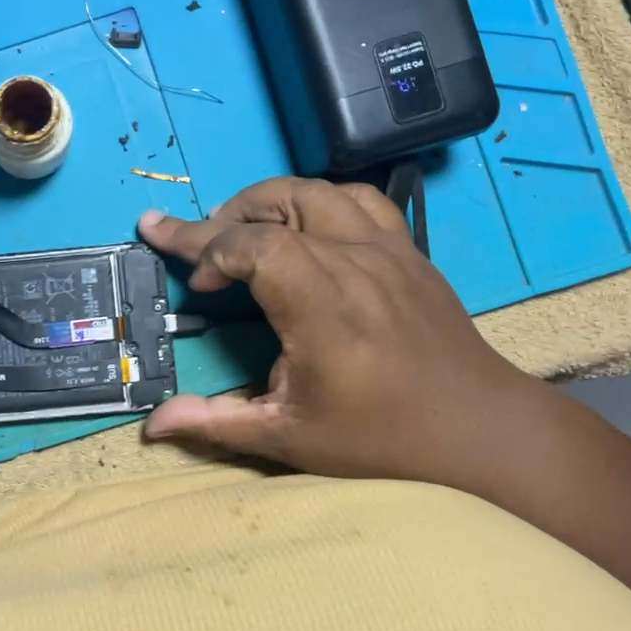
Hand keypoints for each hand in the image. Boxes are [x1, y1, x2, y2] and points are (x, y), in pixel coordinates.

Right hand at [137, 177, 539, 485]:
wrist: (479, 429)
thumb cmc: (381, 438)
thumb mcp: (290, 438)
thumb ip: (217, 423)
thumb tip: (151, 423)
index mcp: (324, 311)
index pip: (257, 245)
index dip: (211, 250)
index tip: (197, 284)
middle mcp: (357, 266)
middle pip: (282, 204)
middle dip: (225, 217)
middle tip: (195, 245)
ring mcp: (389, 252)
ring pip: (319, 192)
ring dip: (268, 201)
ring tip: (239, 227)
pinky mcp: (409, 251)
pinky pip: (358, 200)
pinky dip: (317, 202)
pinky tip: (303, 228)